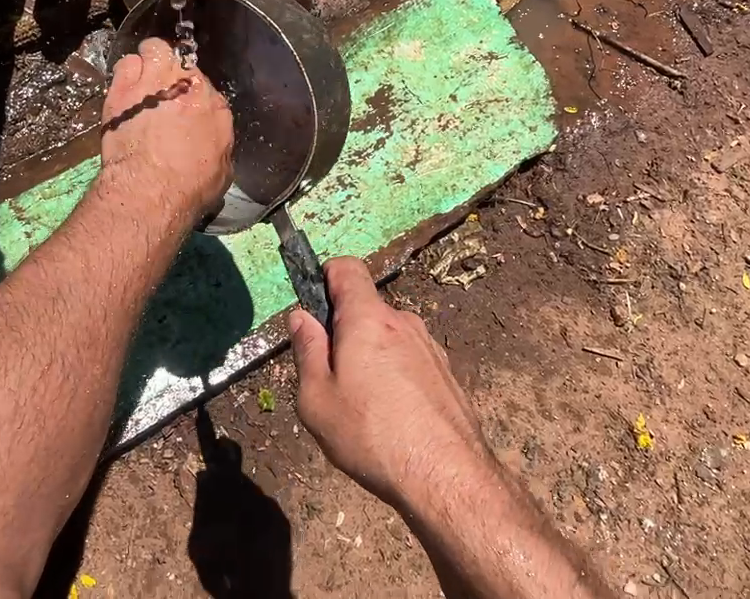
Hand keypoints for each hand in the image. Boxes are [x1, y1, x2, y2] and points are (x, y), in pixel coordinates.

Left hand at [100, 38, 233, 222]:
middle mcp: (185, 84)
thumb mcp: (222, 166)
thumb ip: (218, 138)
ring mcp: (152, 82)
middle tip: (160, 82)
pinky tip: (124, 86)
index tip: (181, 102)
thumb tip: (210, 132)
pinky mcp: (122, 89)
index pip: (202, 82)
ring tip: (141, 76)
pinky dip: (126, 71)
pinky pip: (125, 63)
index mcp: (212, 103)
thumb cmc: (190, 187)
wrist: (151, 189)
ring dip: (148, 60)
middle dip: (170, 66)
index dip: (190, 89)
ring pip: (153, 48)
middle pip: (179, 57)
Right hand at [289, 257, 494, 514]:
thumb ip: (306, 350)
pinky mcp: (448, 375)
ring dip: (372, 357)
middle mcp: (402, 322)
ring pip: (389, 337)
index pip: (347, 268)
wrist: (448, 480)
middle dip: (345, 332)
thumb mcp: (316, 398)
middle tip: (332, 378)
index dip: (325, 277)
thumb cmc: (370, 435)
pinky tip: (395, 418)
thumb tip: (301, 316)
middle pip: (366, 309)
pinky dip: (397, 376)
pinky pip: (410, 361)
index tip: (314, 309)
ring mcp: (430, 348)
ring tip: (364, 406)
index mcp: (367, 318)